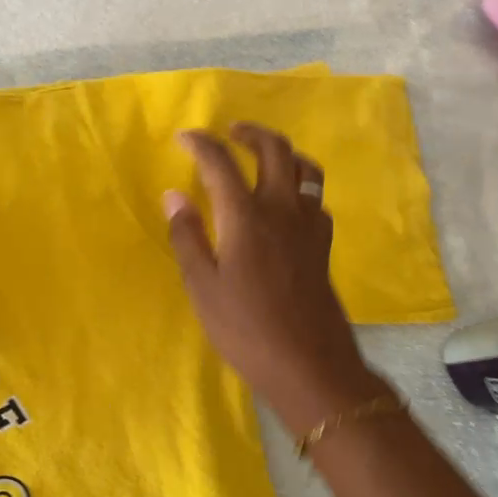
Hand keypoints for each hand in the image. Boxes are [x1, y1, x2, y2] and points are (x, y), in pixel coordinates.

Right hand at [164, 123, 371, 433]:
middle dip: (250, 133)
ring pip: (305, 170)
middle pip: (275, 150)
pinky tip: (286, 205)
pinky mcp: (323, 246)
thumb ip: (187, 236)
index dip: (201, 144)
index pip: (221, 163)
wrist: (308, 364)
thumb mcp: (201, 286)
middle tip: (230, 132)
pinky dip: (299, 188)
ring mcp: (309, 227)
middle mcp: (282, 211)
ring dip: (283, 154)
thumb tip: (174, 195)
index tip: (183, 137)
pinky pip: (316, 200)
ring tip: (263, 158)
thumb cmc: (244, 328)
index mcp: (245, 217)